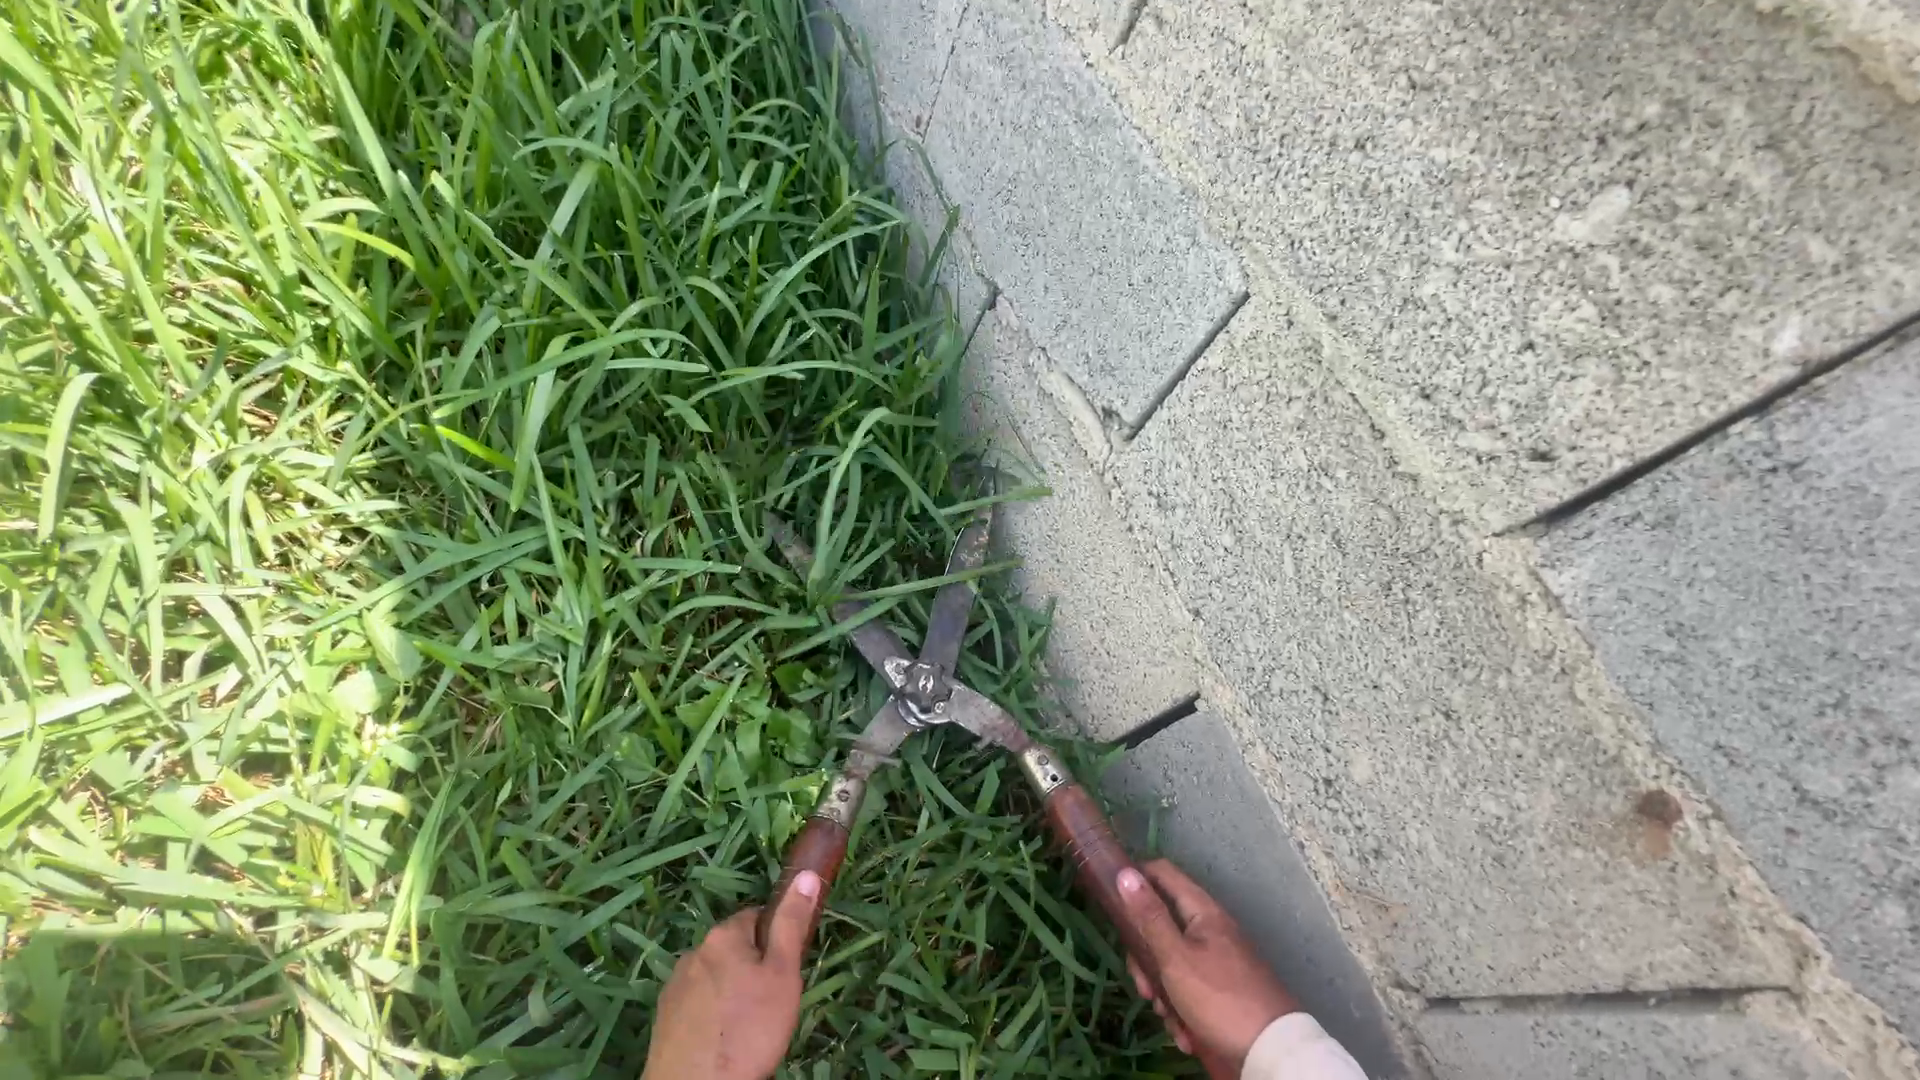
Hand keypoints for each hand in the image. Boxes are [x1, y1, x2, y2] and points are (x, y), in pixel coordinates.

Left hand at [641, 870, 822, 1079]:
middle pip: (734, 947)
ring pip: (715, 976)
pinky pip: (696, 1002)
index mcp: (724, 935)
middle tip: (771, 1002)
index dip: (776, 941)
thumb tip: (806, 875)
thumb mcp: (783, 974)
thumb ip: (792, 923)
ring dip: (730, 990)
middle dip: (753, 967)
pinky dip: (710, 1012)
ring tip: (747, 1026)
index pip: (757, 917)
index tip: (785, 970)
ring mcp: (674, 985)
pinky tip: (721, 1038)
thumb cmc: (748, 1030)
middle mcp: (694, 951)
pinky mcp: (664, 1017)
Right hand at [1115, 859, 1299, 1065]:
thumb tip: (1125, 873)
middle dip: (1145, 957)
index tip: (1113, 906)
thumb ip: (1149, 916)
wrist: (1272, 1051)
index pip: (1162, 872)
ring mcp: (1219, 957)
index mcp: (1202, 910)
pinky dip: (1182, 1007)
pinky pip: (1191, 985)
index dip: (1135, 880)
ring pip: (1173, 960)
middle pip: (1162, 923)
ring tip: (1167, 1018)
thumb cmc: (1219, 998)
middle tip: (1143, 987)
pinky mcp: (1224, 986)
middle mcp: (1210, 927)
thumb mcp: (1175, 958)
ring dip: (1163, 990)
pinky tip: (1184, 1033)